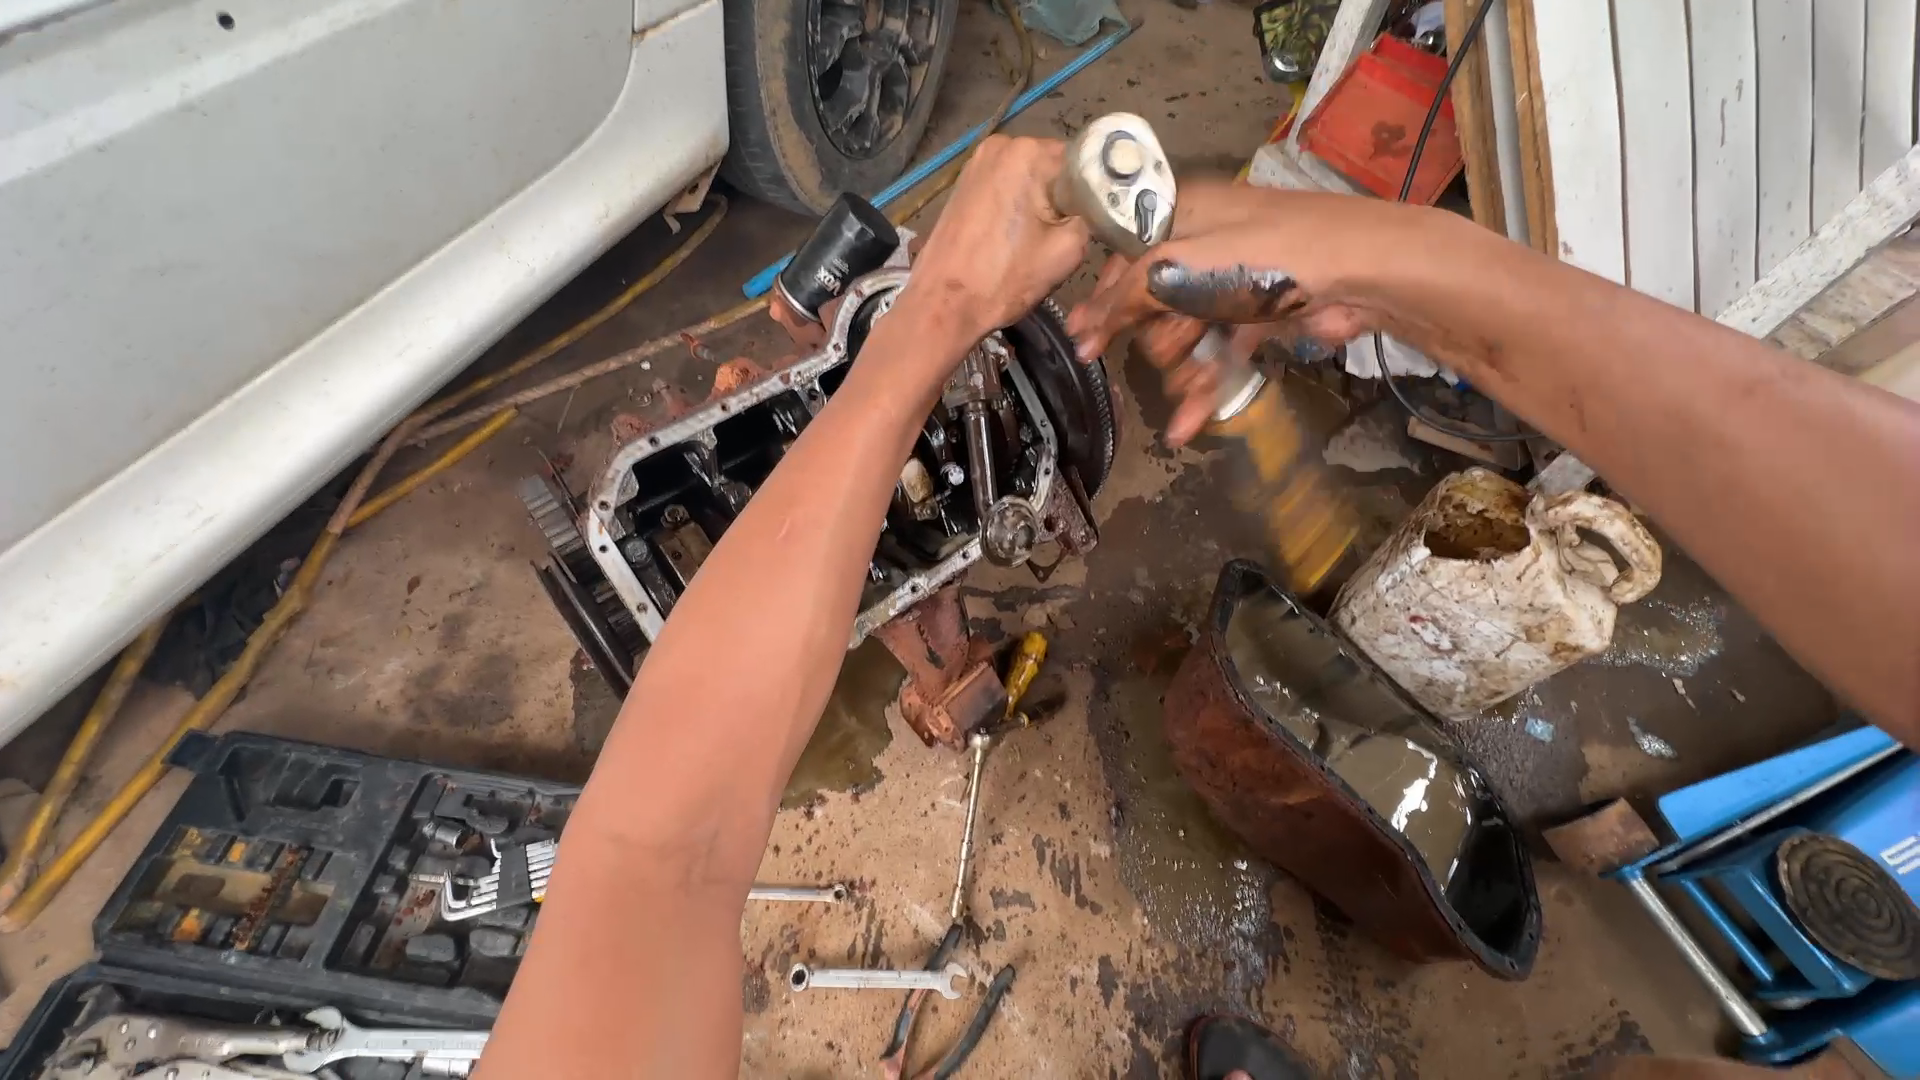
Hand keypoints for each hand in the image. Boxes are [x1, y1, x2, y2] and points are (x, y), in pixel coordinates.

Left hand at [895, 136, 1091, 346]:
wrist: (943, 305)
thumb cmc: (1004, 279)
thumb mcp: (1067, 250)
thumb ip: (1092, 216)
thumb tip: (1092, 207)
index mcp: (1028, 151)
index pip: (1082, 161)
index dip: (1092, 193)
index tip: (1092, 224)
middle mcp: (1000, 145)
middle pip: (1052, 169)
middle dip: (1062, 200)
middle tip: (1059, 241)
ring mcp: (975, 164)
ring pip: (1028, 182)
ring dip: (1038, 208)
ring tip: (1032, 245)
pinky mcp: (962, 186)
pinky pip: (1004, 191)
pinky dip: (1015, 212)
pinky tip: (1010, 241)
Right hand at [1065, 188, 1394, 445]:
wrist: (1359, 274)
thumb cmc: (1261, 257)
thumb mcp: (1177, 268)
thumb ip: (1124, 298)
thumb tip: (1082, 333)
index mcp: (1177, 218)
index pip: (1120, 263)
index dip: (1102, 304)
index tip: (1081, 342)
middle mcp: (1199, 250)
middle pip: (1150, 309)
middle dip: (1158, 338)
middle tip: (1175, 343)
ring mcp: (1227, 288)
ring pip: (1183, 340)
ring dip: (1182, 371)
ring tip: (1190, 387)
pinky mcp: (1252, 322)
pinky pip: (1213, 360)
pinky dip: (1202, 393)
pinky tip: (1185, 428)